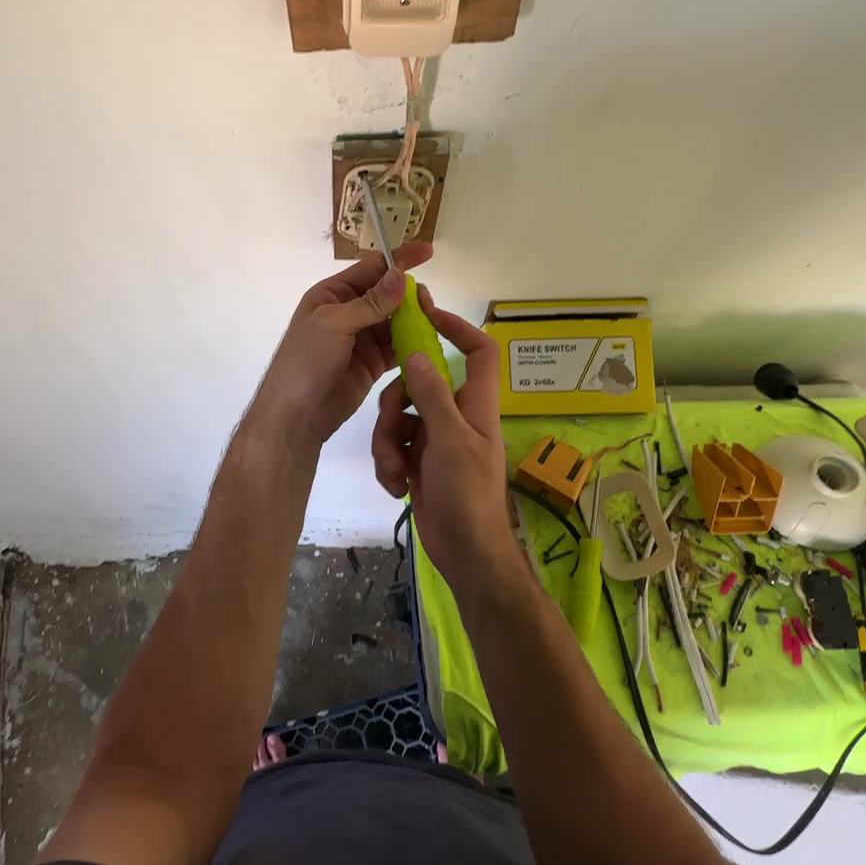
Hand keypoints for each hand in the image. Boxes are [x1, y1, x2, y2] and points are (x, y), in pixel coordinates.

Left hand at [251, 242, 432, 445]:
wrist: (297, 415)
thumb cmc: (306, 361)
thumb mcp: (334, 324)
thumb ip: (370, 302)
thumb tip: (400, 275)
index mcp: (332, 294)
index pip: (370, 269)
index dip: (398, 259)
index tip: (428, 252)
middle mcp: (348, 312)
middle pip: (387, 294)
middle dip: (409, 294)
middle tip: (429, 301)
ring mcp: (361, 339)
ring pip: (396, 320)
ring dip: (414, 319)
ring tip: (434, 320)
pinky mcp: (373, 363)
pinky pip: (397, 347)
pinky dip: (413, 344)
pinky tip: (429, 342)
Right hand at [370, 287, 519, 592]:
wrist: (464, 552)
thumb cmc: (467, 494)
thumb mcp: (449, 440)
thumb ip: (432, 395)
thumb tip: (419, 353)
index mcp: (476, 404)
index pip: (478, 351)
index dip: (458, 327)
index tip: (425, 312)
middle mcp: (456, 415)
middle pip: (418, 384)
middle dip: (395, 406)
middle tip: (391, 427)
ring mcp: (435, 438)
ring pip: (399, 417)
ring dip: (388, 443)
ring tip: (395, 472)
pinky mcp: (418, 461)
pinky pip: (394, 446)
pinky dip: (389, 464)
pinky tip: (396, 486)